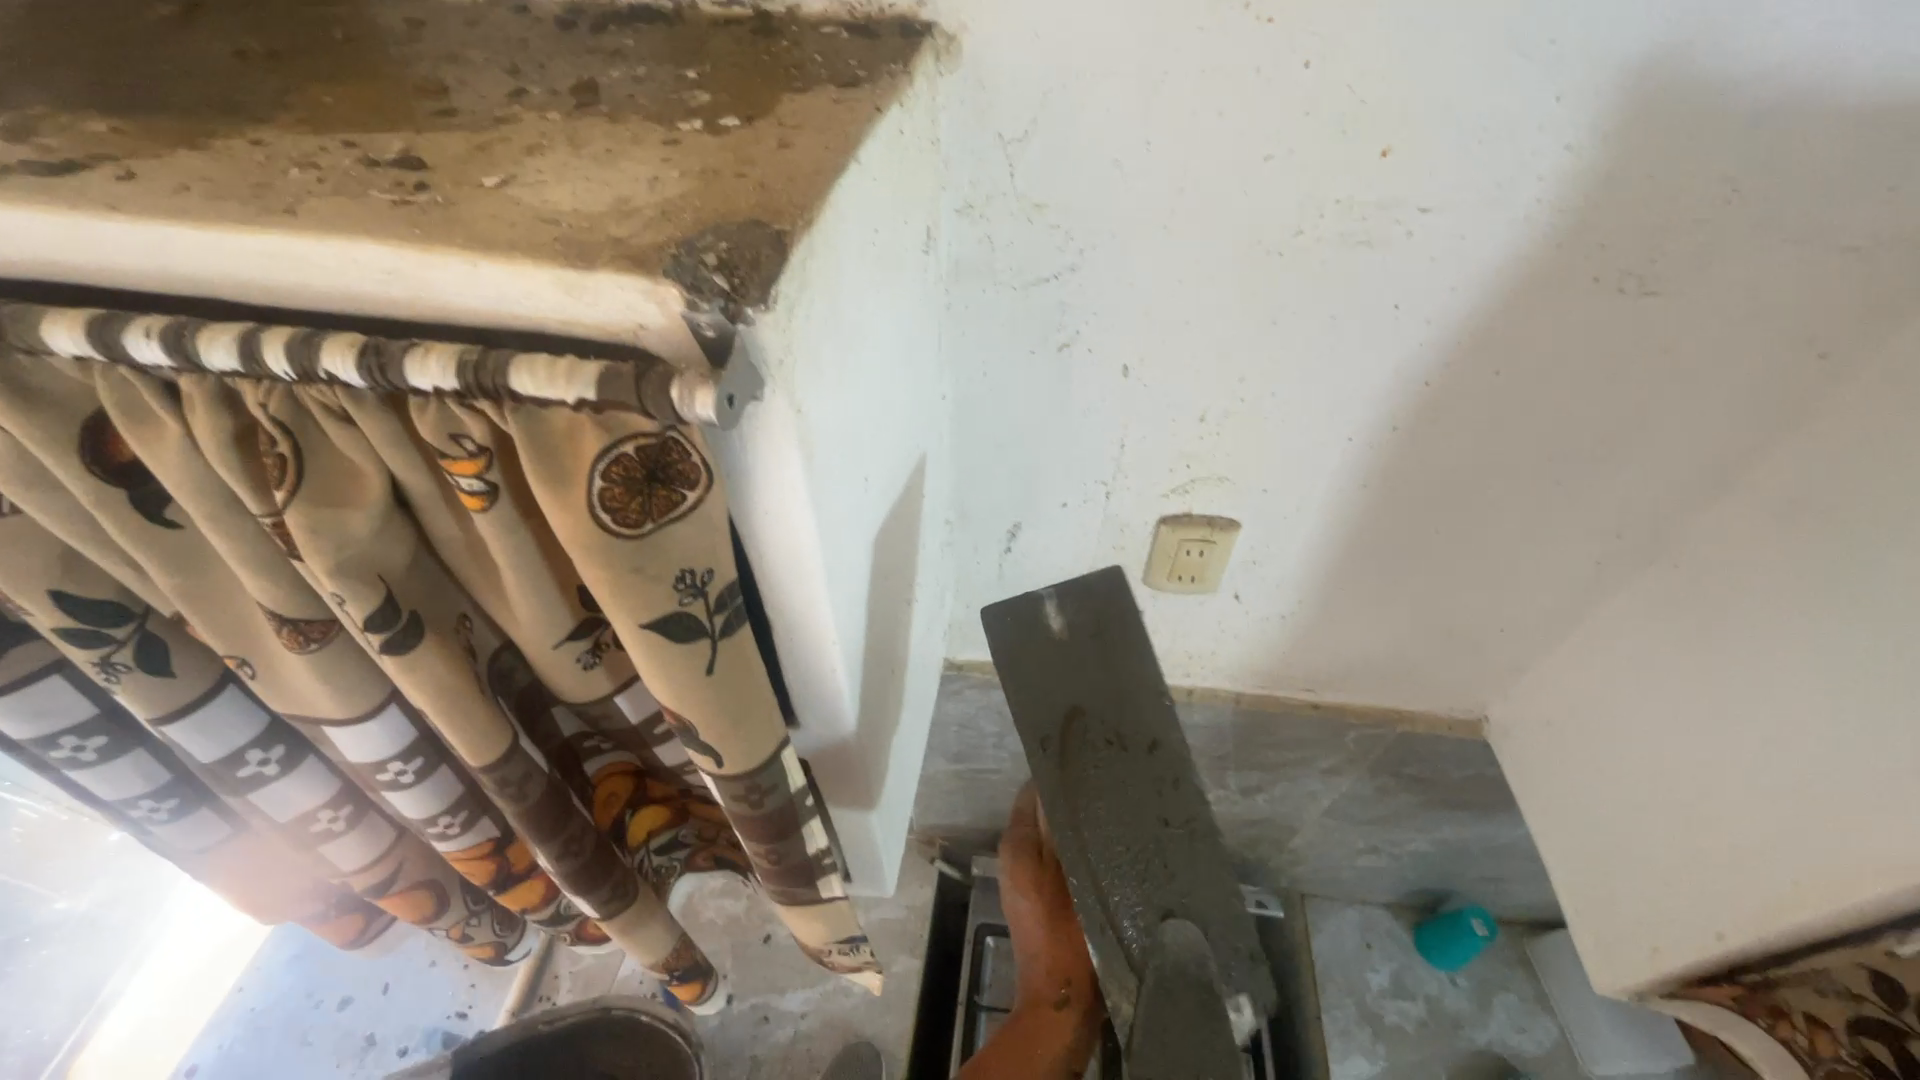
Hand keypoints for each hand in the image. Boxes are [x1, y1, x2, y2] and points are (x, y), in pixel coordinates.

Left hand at [960, 786, 1104, 1078]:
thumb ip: (1060, 831)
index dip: (1058, 779)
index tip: (1092, 772)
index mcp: (1016, 844)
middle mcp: (1013, 857)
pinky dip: (1075, 856)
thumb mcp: (1069, 875)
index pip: (1032, 792)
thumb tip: (1057, 786)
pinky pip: (1056, 863)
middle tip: (1109, 797)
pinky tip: (1105, 858)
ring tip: (1112, 823)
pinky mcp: (1039, 901)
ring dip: (1075, 832)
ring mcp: (1024, 881)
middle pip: (1042, 815)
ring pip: (1051, 840)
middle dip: (1070, 805)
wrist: (1062, 1002)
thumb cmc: (1067, 935)